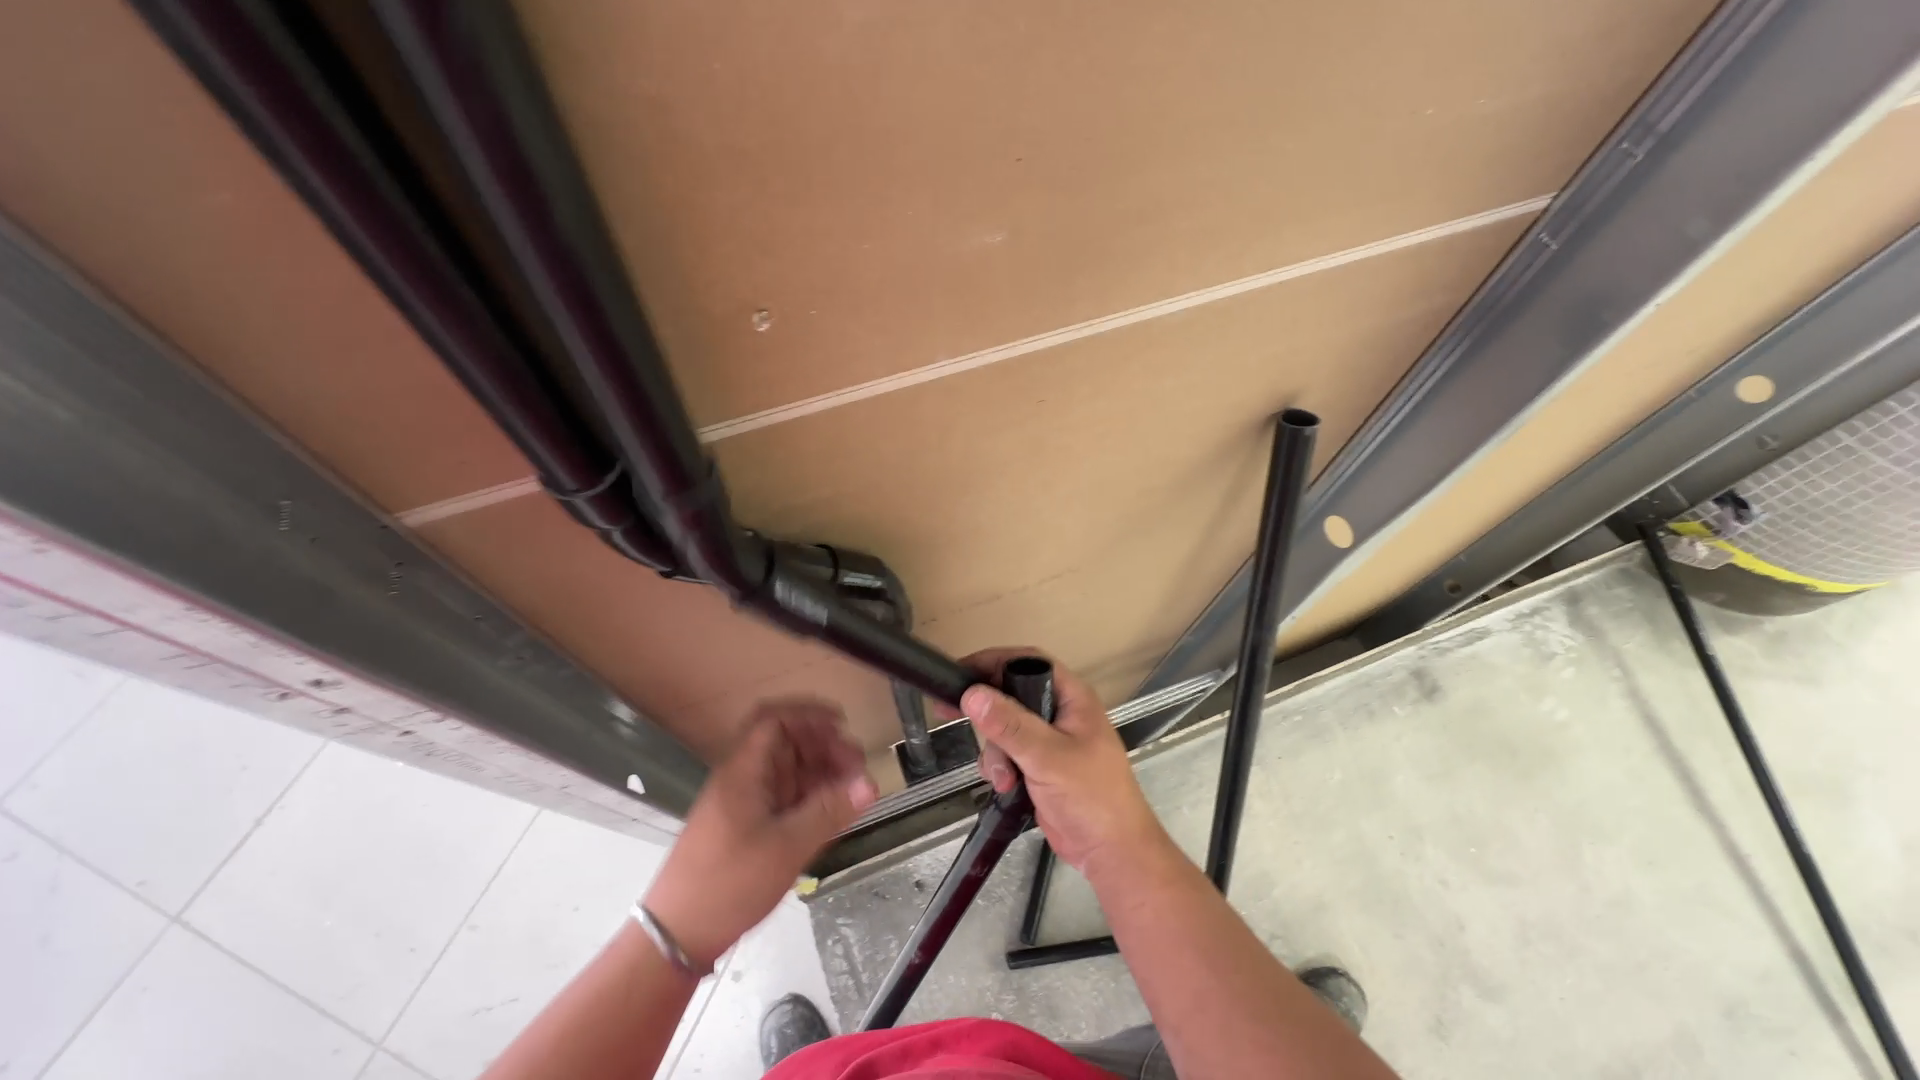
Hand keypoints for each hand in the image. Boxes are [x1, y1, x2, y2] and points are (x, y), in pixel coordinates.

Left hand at [644, 700, 876, 969]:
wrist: (678, 934)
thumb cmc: (728, 883)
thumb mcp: (786, 847)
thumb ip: (829, 811)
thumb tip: (870, 782)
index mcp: (743, 772)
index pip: (773, 720)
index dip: (808, 714)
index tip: (843, 724)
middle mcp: (743, 781)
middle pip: (785, 745)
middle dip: (824, 747)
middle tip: (857, 767)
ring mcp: (744, 806)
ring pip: (788, 774)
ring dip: (821, 774)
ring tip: (853, 791)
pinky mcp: (747, 830)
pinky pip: (785, 801)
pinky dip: (811, 800)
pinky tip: (833, 814)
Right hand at [949, 649, 1168, 876]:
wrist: (1111, 852)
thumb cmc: (1092, 797)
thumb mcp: (1048, 757)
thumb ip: (1010, 725)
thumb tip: (973, 694)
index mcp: (1072, 699)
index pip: (1029, 663)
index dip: (994, 662)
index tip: (961, 672)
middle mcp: (1060, 714)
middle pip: (1011, 696)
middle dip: (988, 714)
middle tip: (949, 711)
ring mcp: (1050, 742)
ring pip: (1005, 729)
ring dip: (995, 752)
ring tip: (1002, 778)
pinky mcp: (1040, 768)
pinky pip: (1008, 755)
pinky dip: (999, 768)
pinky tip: (1004, 787)